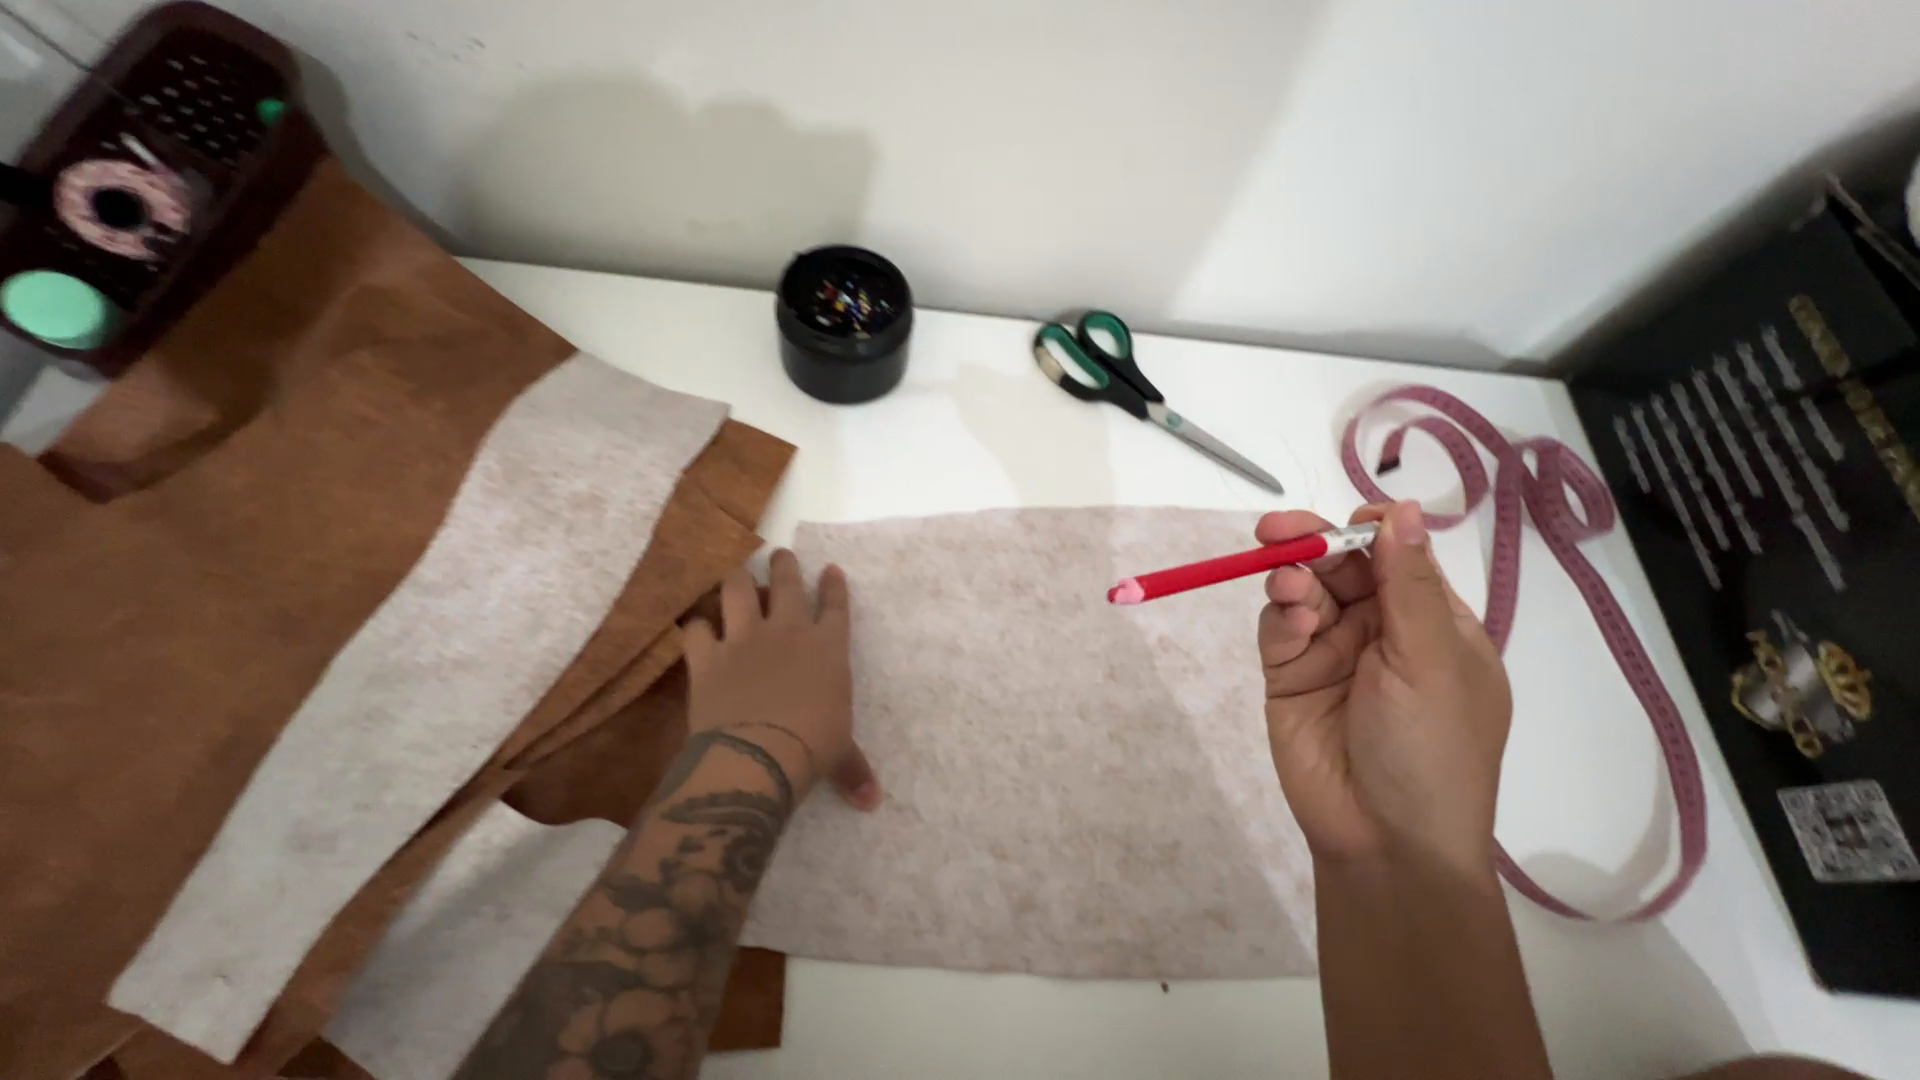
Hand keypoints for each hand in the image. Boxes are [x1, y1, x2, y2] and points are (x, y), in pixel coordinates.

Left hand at [684, 550, 881, 809]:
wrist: (758, 755)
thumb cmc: (812, 749)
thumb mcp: (840, 756)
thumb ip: (855, 770)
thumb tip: (874, 802)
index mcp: (828, 648)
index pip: (835, 606)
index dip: (834, 586)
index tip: (831, 569)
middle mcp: (788, 632)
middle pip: (788, 583)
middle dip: (785, 565)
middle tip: (781, 555)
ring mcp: (744, 639)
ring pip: (738, 590)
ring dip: (737, 580)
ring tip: (736, 575)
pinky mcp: (707, 656)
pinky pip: (695, 628)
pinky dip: (694, 625)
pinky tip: (694, 626)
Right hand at [1257, 501, 1510, 876]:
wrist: (1382, 838)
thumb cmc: (1430, 746)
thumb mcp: (1431, 661)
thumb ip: (1407, 584)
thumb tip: (1400, 508)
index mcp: (1431, 623)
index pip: (1396, 556)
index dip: (1371, 532)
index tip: (1350, 522)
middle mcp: (1379, 630)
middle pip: (1341, 565)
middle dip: (1311, 543)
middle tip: (1275, 529)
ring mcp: (1330, 651)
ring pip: (1303, 590)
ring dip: (1292, 578)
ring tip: (1288, 588)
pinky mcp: (1289, 673)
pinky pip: (1278, 628)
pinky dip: (1280, 616)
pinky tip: (1290, 623)